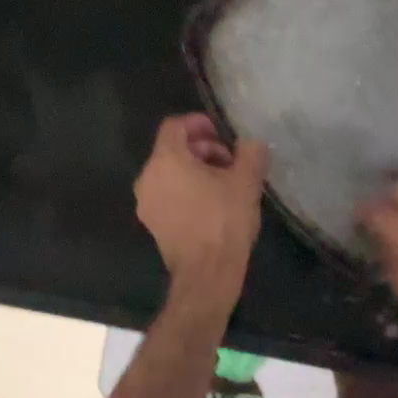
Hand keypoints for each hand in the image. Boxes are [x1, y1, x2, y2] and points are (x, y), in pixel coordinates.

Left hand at [134, 114, 269, 304]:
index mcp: (166, 160)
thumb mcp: (247, 181)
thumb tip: (251, 144)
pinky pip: (167, 195)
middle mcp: (148, 177)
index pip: (175, 125)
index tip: (222, 133)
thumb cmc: (224, 221)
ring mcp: (146, 203)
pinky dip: (186, 191)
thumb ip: (250, 153)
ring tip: (224, 185)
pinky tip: (212, 205)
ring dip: (196, 171)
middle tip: (230, 163)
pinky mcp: (152, 224)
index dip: (199, 123)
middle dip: (202, 150)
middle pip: (172, 149)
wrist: (207, 274)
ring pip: (169, 173)